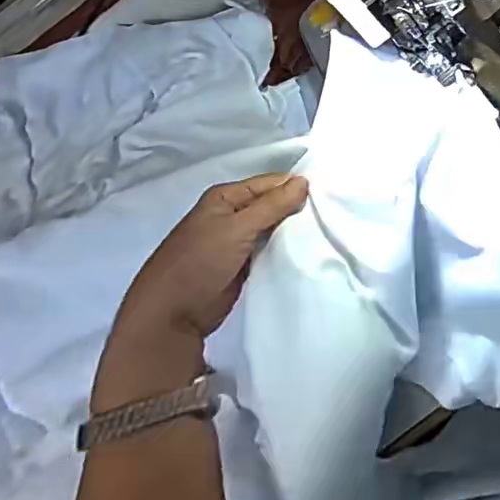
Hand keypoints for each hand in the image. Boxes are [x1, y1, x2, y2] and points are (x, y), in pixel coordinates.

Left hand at [114, 172, 310, 342]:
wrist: (170, 318)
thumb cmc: (199, 263)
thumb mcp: (236, 229)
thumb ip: (271, 206)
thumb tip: (304, 181)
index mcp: (225, 198)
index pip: (269, 183)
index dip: (295, 187)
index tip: (326, 196)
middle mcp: (232, 215)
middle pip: (272, 205)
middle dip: (296, 209)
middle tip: (329, 215)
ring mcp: (237, 241)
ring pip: (273, 228)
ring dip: (292, 231)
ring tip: (324, 231)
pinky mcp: (243, 265)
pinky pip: (269, 250)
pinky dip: (284, 249)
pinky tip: (306, 250)